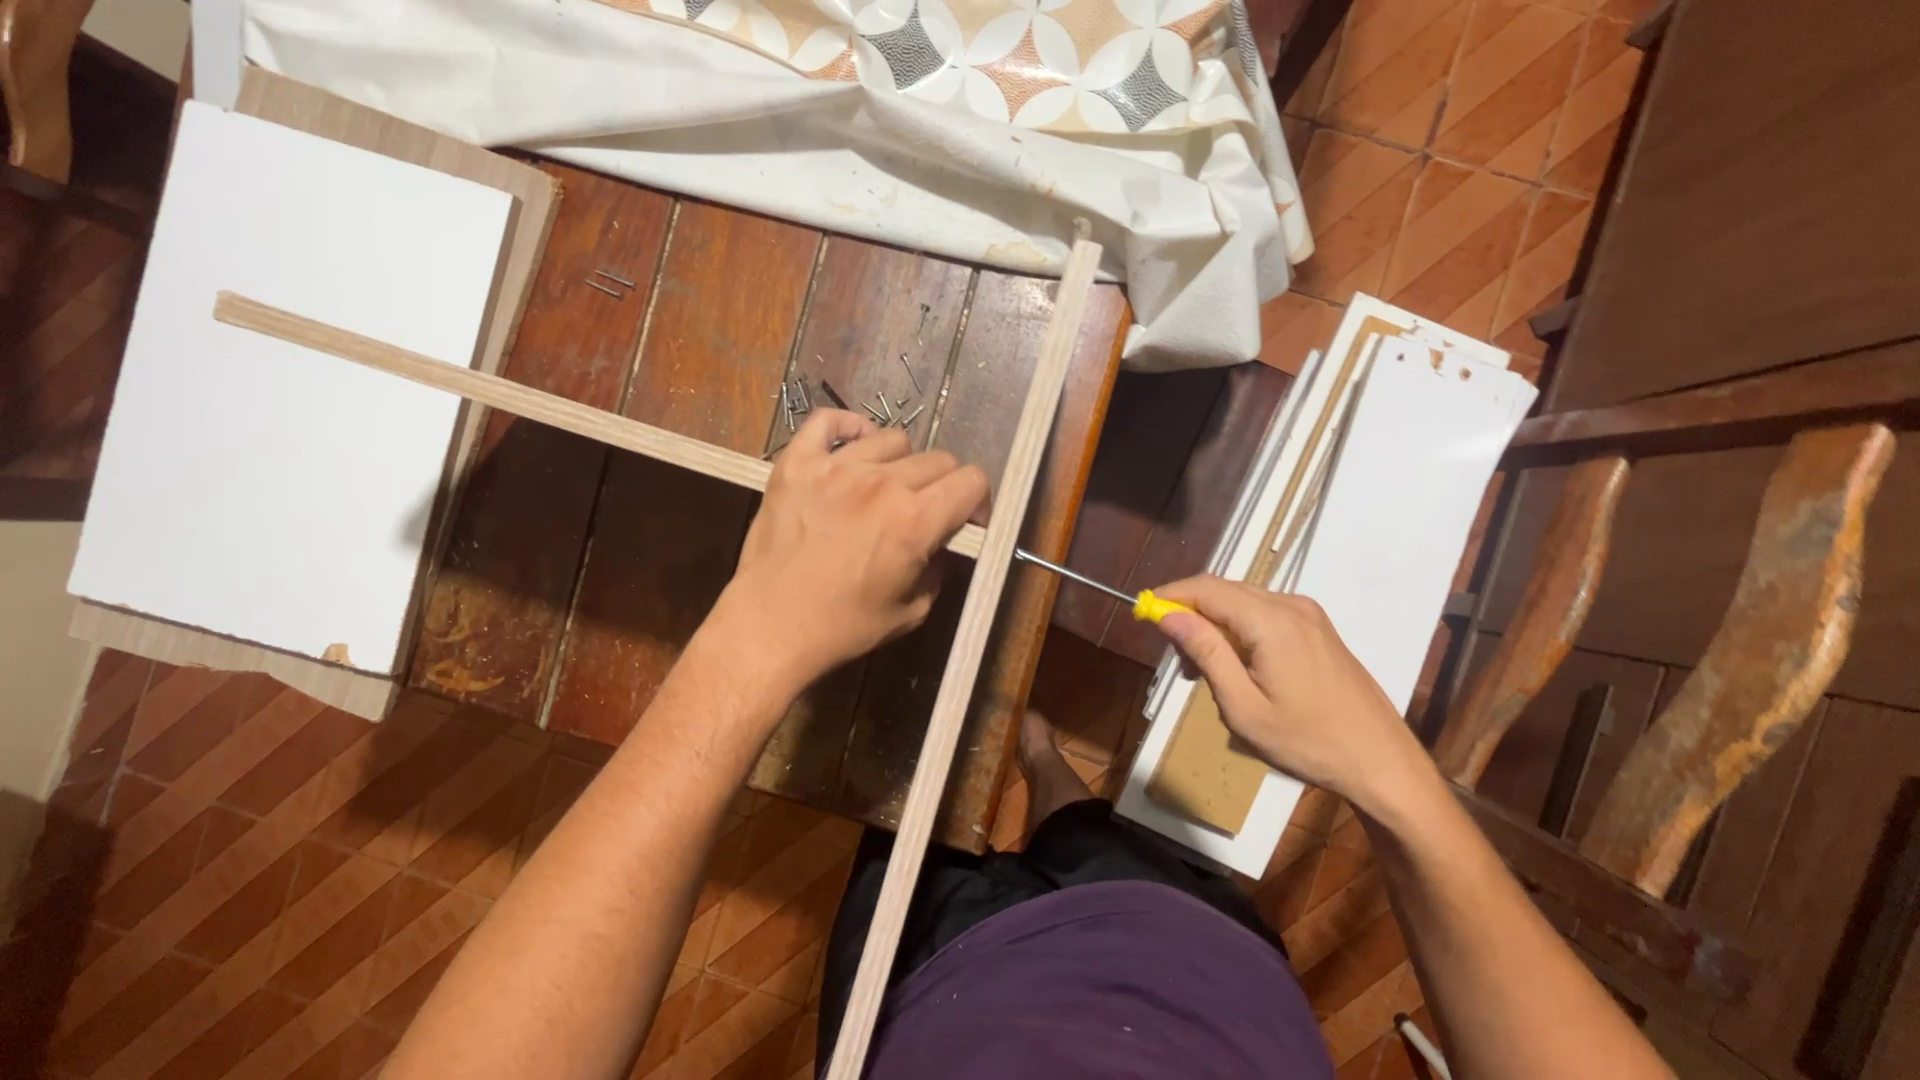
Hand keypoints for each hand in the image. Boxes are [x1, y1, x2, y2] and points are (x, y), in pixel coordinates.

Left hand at [715, 409, 987, 688]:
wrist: (770, 626)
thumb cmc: (843, 627)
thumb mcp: (912, 610)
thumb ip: (939, 569)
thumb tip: (945, 544)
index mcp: (915, 520)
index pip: (972, 481)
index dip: (978, 502)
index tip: (967, 521)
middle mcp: (882, 484)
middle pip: (938, 459)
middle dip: (944, 486)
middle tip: (927, 511)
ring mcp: (836, 467)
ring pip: (892, 439)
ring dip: (900, 463)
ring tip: (886, 488)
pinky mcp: (797, 463)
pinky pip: (829, 422)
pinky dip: (849, 428)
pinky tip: (854, 447)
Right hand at [1153, 576, 1430, 811]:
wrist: (1381, 761)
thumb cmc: (1307, 742)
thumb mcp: (1243, 707)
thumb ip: (1206, 654)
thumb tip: (1170, 616)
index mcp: (1271, 621)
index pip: (1206, 589)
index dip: (1170, 596)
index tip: (1142, 615)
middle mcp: (1291, 606)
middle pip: (1224, 591)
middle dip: (1190, 613)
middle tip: (1174, 659)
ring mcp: (1310, 615)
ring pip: (1244, 602)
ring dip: (1214, 624)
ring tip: (1201, 671)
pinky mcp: (1319, 629)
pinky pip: (1265, 614)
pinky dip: (1239, 630)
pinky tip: (1235, 666)